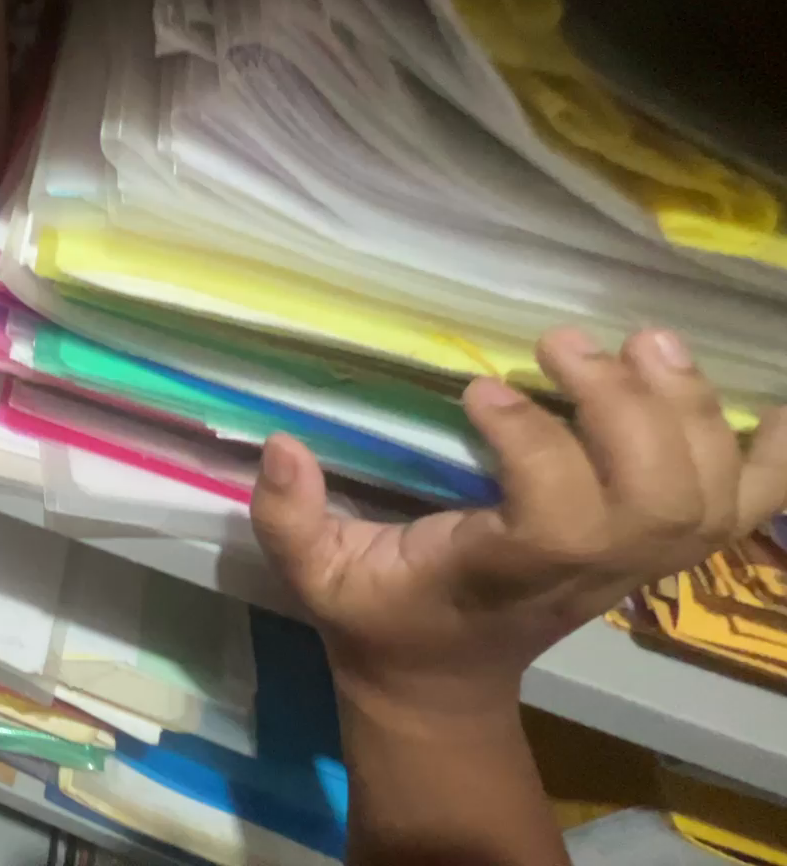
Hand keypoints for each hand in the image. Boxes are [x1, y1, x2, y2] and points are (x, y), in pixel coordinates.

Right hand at [251, 326, 786, 717]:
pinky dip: (769, 460)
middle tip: (563, 346)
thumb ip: (286, 514)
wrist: (438, 677)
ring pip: (711, 498)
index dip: (538, 445)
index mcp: (498, 574)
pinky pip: (741, 512)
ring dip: (692, 414)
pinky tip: (762, 407)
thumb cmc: (372, 614)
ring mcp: (630, 565)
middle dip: (629, 410)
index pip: (561, 518)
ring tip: (643, 344)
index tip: (479, 388)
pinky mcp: (646, 553)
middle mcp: (584, 572)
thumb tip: (283, 442)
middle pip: (662, 500)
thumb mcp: (307, 572)